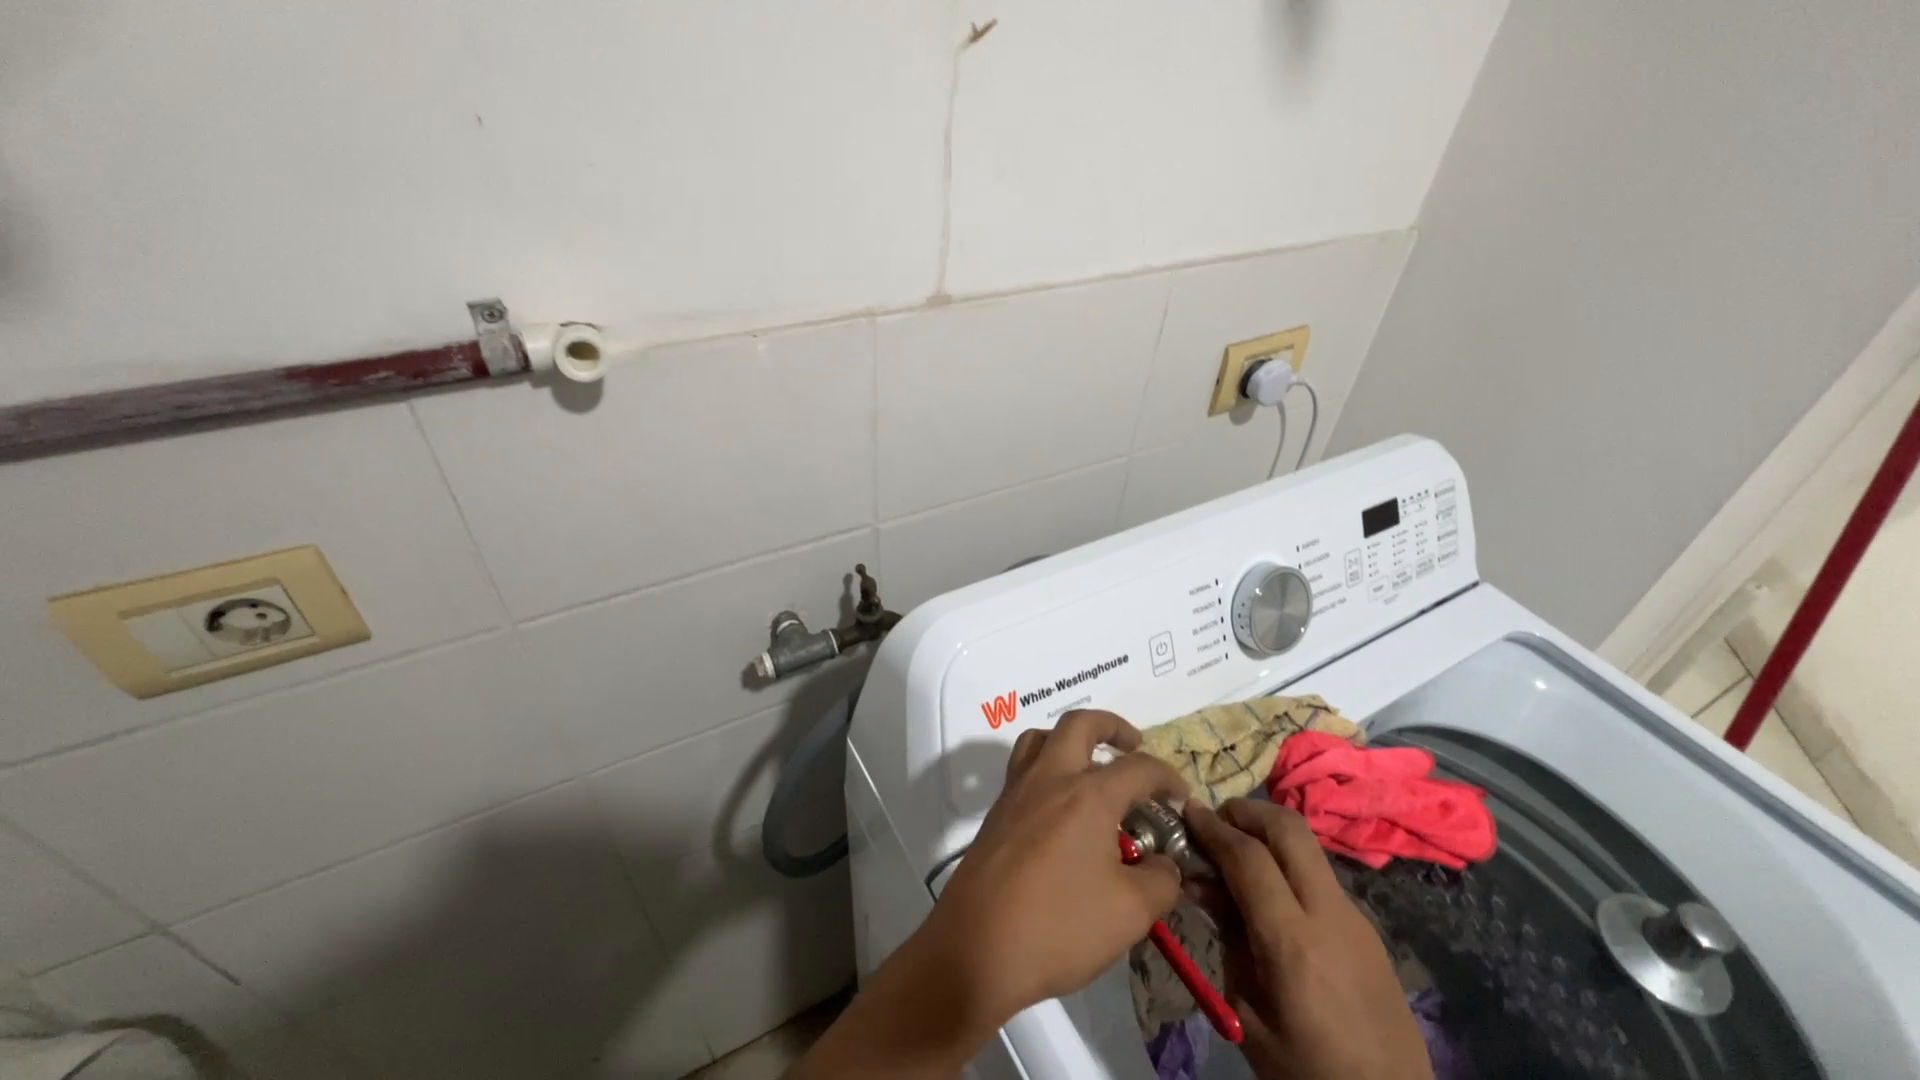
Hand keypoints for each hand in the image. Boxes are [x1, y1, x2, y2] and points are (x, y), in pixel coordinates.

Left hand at [926, 709, 1189, 1027]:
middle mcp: (1049, 780)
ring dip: (1070, 741)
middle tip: (1133, 744)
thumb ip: (1161, 882)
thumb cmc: (1058, 928)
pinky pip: (1023, 771)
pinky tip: (1062, 811)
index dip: (1168, 778)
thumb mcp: (1130, 913)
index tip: (1181, 798)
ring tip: (1091, 767)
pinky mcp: (994, 818)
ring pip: (1040, 740)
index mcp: (1088, 795)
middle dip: (1111, 726)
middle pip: (1079, 725)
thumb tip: (1166, 866)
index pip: (1139, 768)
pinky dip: (1047, 771)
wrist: (974, 951)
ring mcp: (1015, 796)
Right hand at [1184, 799, 1431, 1079]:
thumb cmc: (1303, 1069)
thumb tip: (1203, 883)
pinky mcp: (1367, 927)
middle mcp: (1330, 914)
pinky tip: (1266, 889)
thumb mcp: (1246, 1013)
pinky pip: (1320, 876)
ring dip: (1268, 834)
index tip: (1187, 811)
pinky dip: (1287, 862)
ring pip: (1308, 848)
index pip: (1249, 858)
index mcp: (1293, 942)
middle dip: (1248, 811)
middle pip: (1290, 829)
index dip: (1213, 828)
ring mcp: (1355, 917)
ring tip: (1234, 850)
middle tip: (1215, 818)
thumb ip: (1228, 939)